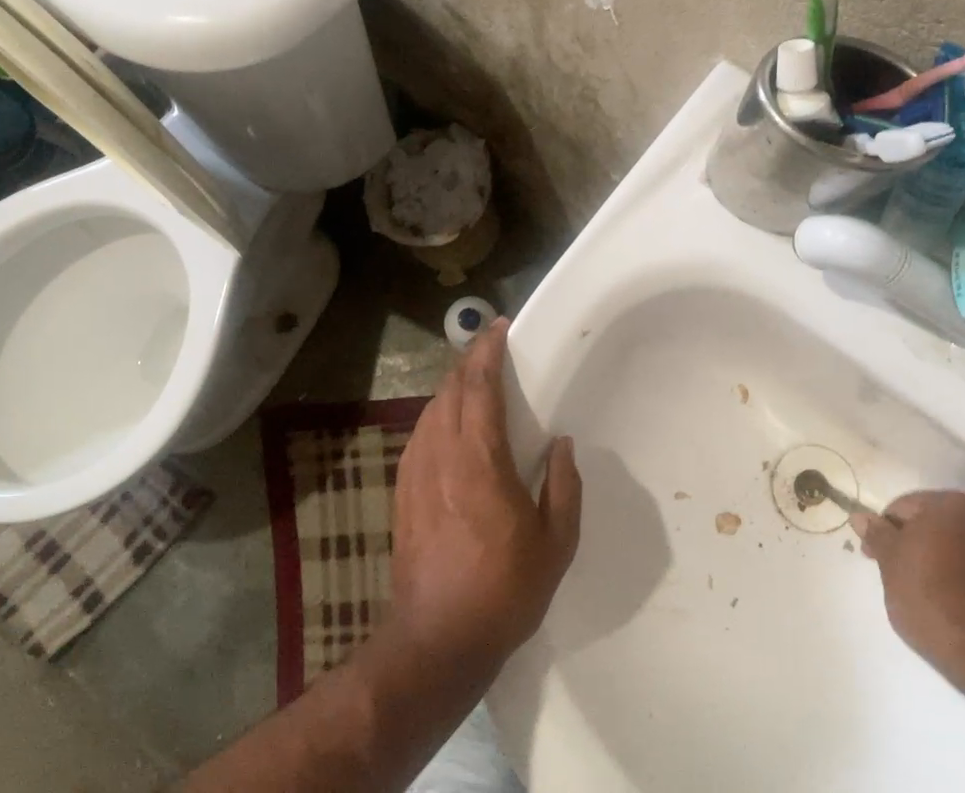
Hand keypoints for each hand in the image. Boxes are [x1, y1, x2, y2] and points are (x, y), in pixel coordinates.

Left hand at [391, 318, 581, 675]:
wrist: (436, 637)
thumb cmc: (505, 590)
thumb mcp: (556, 543)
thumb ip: (563, 485)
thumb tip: (559, 444)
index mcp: (479, 461)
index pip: (478, 387)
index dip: (487, 351)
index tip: (499, 328)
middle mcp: (440, 455)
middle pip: (449, 390)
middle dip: (469, 363)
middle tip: (493, 351)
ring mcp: (414, 473)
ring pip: (430, 411)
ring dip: (453, 389)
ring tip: (476, 384)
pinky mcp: (402, 492)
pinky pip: (420, 436)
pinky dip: (439, 417)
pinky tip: (453, 428)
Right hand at [856, 490, 964, 683]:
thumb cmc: (931, 598)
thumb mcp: (890, 564)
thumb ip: (877, 535)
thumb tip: (860, 516)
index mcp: (949, 505)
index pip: (902, 506)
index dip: (882, 530)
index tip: (873, 557)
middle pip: (931, 523)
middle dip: (909, 543)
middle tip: (891, 573)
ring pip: (953, 545)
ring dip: (933, 559)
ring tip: (918, 590)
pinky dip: (956, 575)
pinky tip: (945, 599)